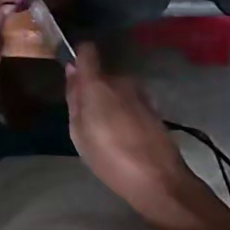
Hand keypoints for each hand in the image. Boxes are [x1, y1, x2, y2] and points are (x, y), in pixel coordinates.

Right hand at [65, 43, 193, 201]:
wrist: (157, 179)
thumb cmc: (109, 157)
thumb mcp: (79, 132)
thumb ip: (74, 98)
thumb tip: (72, 72)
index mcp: (98, 83)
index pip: (87, 50)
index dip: (78, 58)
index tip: (72, 76)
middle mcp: (121, 81)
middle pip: (102, 75)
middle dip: (93, 90)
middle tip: (86, 119)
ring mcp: (141, 93)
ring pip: (117, 90)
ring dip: (110, 103)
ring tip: (106, 133)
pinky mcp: (154, 108)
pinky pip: (130, 102)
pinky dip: (124, 113)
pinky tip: (124, 138)